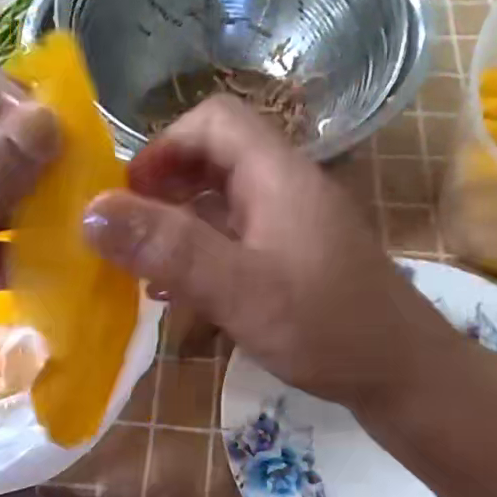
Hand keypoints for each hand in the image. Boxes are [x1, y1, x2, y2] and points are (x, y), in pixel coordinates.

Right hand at [83, 96, 453, 408]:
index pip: (214, 121)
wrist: (404, 376)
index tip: (129, 194)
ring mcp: (295, 225)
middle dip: (165, 188)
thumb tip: (92, 211)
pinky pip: (240, 239)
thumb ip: (170, 250)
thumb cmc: (326, 326)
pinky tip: (182, 293)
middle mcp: (287, 188)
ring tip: (143, 267)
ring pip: (225, 203)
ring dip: (181, 225)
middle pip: (216, 160)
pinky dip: (205, 254)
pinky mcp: (298, 260)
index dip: (164, 145)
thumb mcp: (240, 289)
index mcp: (277, 174)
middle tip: (128, 233)